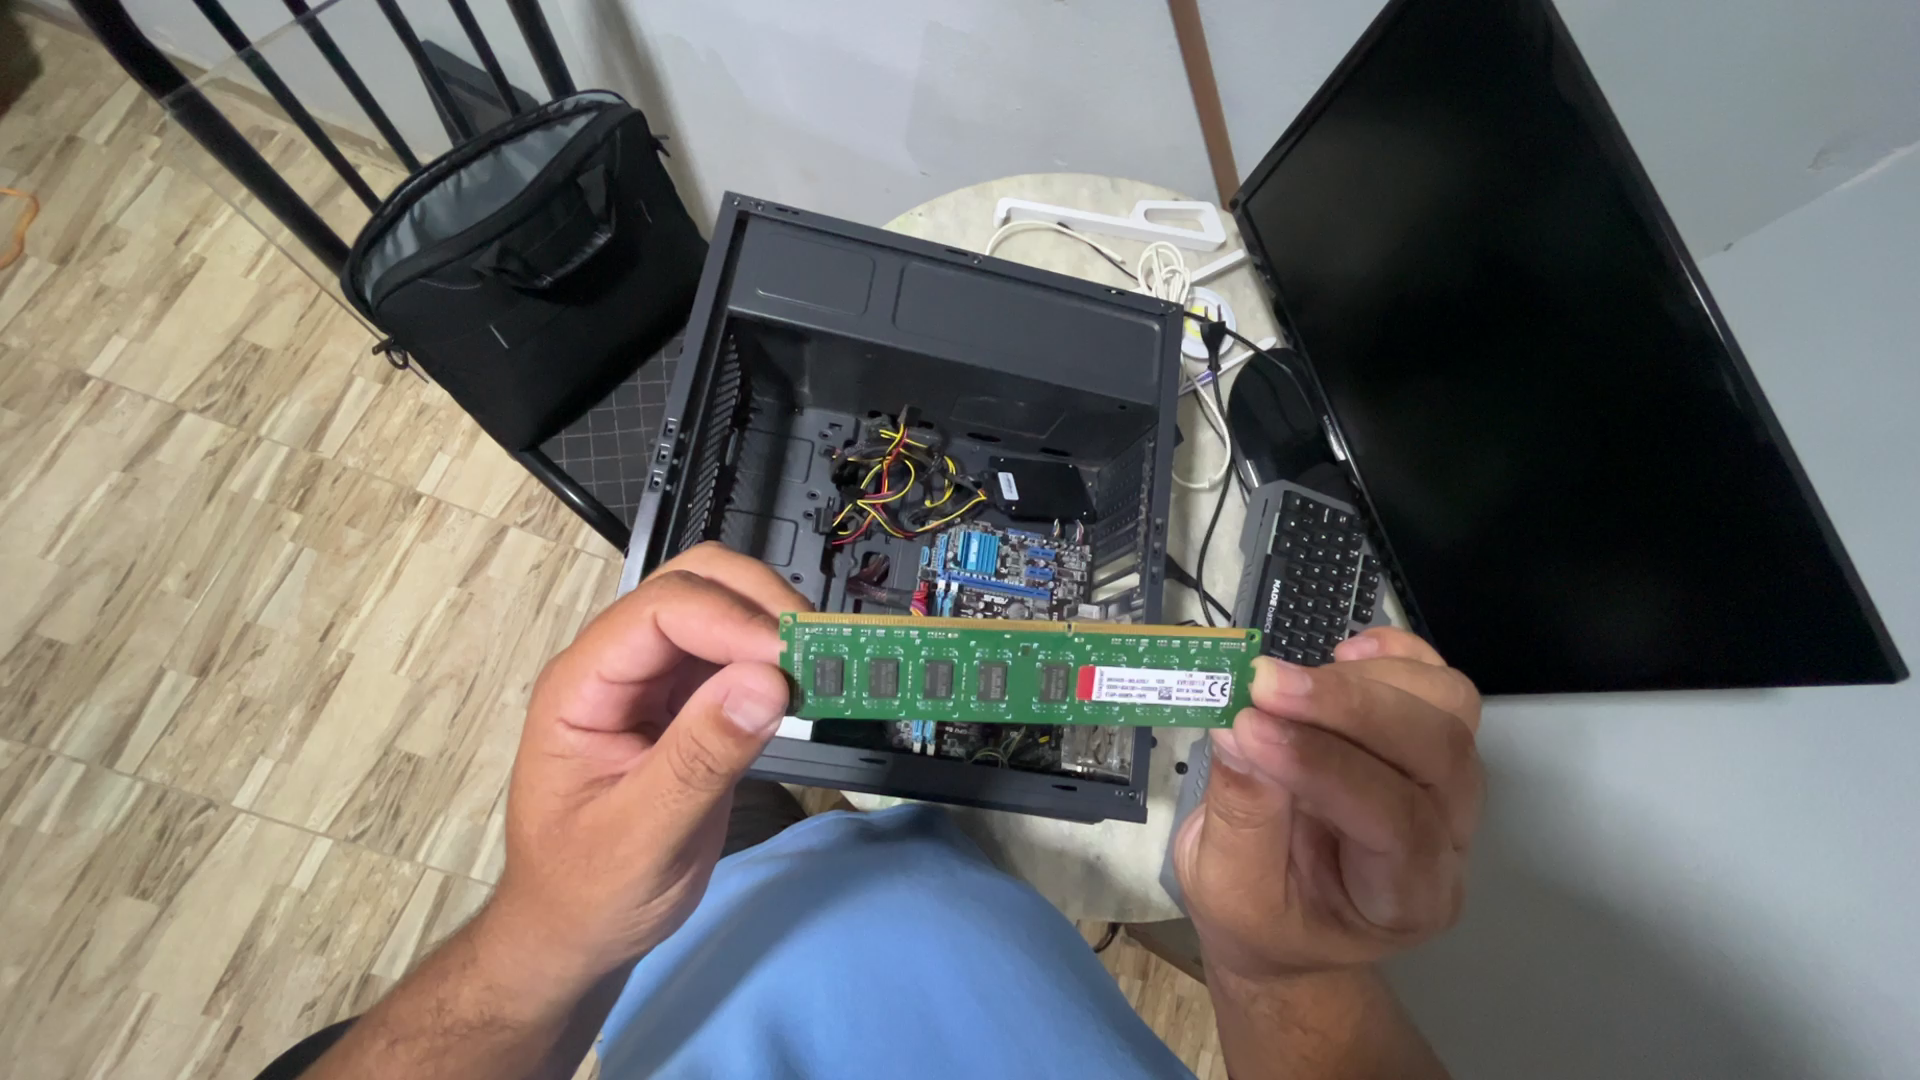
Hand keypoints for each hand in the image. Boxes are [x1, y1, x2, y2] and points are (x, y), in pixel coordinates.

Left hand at [479, 543, 806, 990]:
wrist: (581, 930)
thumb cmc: (589, 892)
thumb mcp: (641, 838)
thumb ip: (700, 759)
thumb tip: (768, 681)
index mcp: (583, 685)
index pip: (658, 611)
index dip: (729, 620)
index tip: (789, 660)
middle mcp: (621, 664)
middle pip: (693, 582)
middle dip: (759, 601)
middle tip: (816, 647)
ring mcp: (658, 676)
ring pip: (724, 605)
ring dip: (776, 622)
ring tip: (821, 664)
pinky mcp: (693, 696)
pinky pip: (741, 650)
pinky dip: (780, 656)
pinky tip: (806, 682)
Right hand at [1173, 627, 1483, 980]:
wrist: (1288, 926)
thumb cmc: (1258, 918)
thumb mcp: (1227, 886)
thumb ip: (1240, 814)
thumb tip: (1236, 726)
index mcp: (1404, 897)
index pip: (1391, 819)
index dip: (1320, 763)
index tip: (1246, 725)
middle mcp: (1446, 838)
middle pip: (1435, 750)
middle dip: (1345, 705)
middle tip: (1260, 681)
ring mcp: (1445, 786)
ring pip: (1446, 706)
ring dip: (1363, 678)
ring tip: (1283, 681)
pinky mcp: (1420, 744)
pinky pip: (1435, 682)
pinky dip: (1395, 654)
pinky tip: (1341, 651)